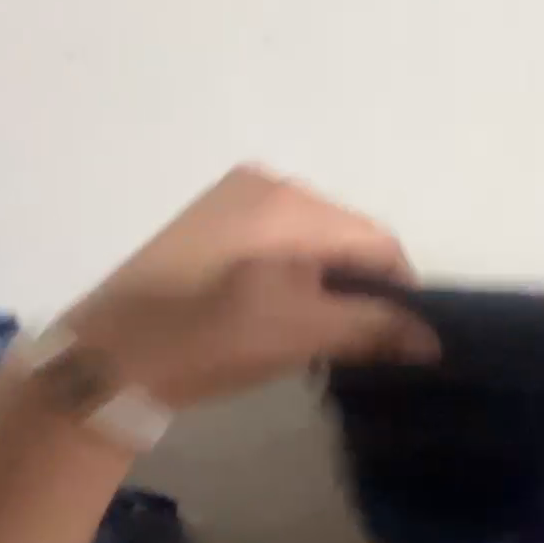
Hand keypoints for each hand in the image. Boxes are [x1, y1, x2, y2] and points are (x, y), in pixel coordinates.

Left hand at [53, 166, 438, 408]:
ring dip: (336, 286)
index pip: (378, 241)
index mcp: (290, 202)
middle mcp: (267, 185)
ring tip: (329, 333)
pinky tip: (292, 314)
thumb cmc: (212, 338)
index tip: (408, 339)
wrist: (110, 358)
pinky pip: (284, 245)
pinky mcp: (214, 225)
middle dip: (367, 289)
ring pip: (318, 244)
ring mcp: (235, 201)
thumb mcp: (303, 332)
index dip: (403, 291)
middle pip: (349, 238)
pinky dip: (303, 279)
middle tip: (368, 341)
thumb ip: (375, 327)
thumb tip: (433, 340)